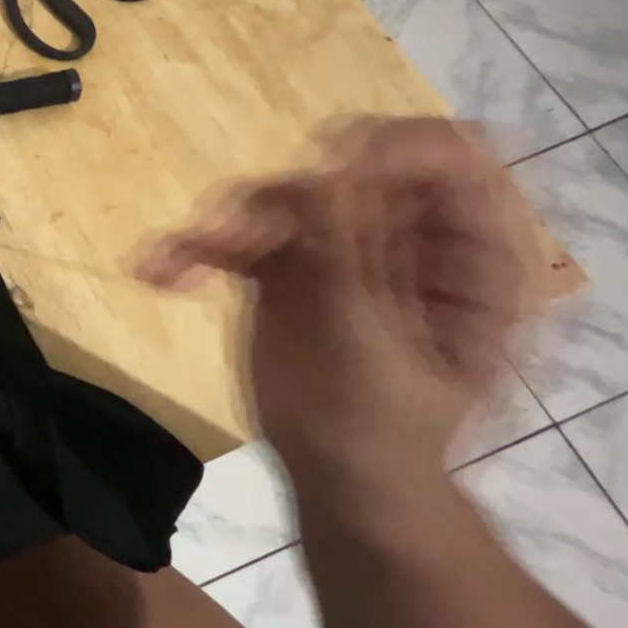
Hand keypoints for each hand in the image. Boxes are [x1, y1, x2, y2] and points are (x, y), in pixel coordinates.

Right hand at [136, 118, 536, 479]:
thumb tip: (325, 177)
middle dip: (290, 197)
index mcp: (464, 250)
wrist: (338, 475)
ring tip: (192, 258)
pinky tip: (163, 272)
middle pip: (346, 169)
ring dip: (230, 222)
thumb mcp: (373, 350)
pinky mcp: (282, 266)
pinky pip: (234, 236)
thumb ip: (349, 263)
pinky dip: (195, 248)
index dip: (392, 152)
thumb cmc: (381, 426)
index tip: (329, 181)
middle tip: (246, 242)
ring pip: (279, 197)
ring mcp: (339, 247)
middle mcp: (403, 234)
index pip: (448, 157)